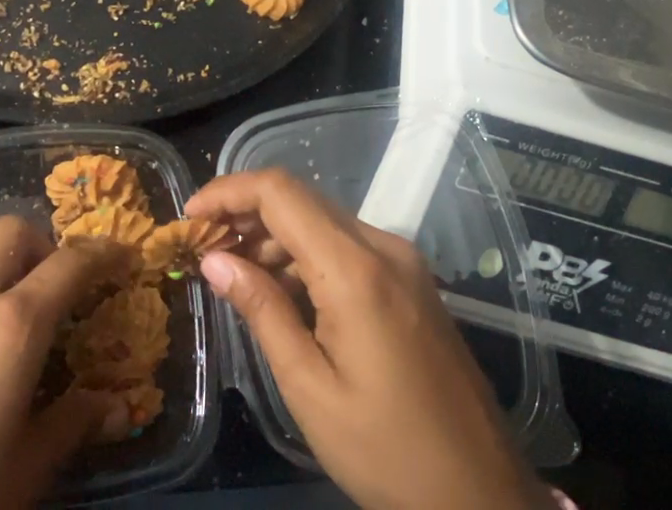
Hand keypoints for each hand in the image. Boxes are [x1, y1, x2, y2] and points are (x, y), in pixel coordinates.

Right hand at [186, 169, 545, 509]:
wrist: (482, 496)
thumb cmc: (387, 451)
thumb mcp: (310, 387)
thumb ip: (262, 311)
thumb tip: (214, 259)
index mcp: (356, 269)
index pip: (280, 193)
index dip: (227, 192)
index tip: (189, 218)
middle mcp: (384, 248)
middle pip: (301, 200)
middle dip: (244, 214)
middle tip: (203, 251)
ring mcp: (404, 264)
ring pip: (323, 222)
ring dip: (272, 237)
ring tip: (233, 275)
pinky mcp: (412, 284)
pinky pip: (347, 247)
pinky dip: (304, 256)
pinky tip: (280, 293)